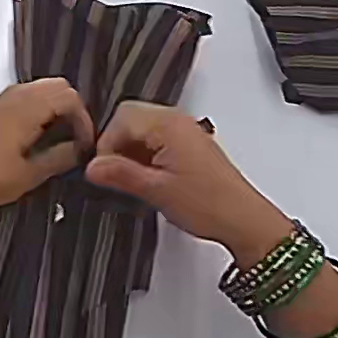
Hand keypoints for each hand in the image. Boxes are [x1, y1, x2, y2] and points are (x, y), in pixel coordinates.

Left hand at [0, 79, 93, 293]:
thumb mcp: (35, 172)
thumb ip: (63, 156)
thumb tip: (80, 149)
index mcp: (28, 106)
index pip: (70, 98)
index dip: (84, 120)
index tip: (85, 142)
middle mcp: (17, 95)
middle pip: (60, 87)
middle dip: (74, 110)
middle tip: (78, 138)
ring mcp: (7, 98)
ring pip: (46, 88)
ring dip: (59, 107)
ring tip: (63, 137)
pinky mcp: (0, 107)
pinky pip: (31, 94)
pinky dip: (45, 107)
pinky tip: (43, 134)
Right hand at [86, 101, 292, 265]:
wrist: (244, 220)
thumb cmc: (209, 204)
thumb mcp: (156, 190)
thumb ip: (121, 174)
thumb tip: (93, 166)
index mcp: (168, 124)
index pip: (121, 119)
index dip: (106, 144)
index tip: (102, 170)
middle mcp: (176, 120)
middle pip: (130, 117)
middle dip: (116, 144)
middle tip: (112, 173)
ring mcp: (184, 130)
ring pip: (142, 127)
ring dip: (130, 149)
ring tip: (131, 179)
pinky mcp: (189, 143)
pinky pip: (156, 137)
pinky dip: (145, 153)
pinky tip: (147, 178)